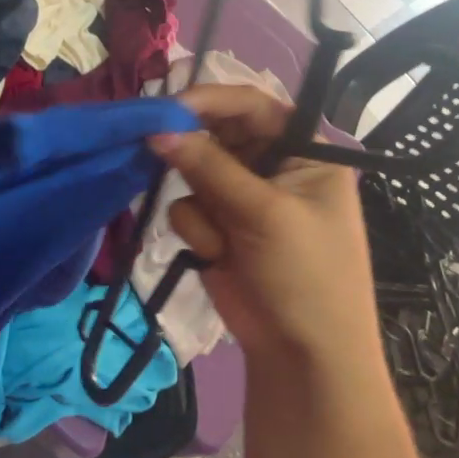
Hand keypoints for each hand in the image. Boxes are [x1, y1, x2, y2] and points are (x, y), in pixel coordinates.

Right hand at [151, 85, 379, 364]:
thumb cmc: (305, 277)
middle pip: (215, 133)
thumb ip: (208, 166)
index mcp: (305, 154)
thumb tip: (155, 128)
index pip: (252, 105)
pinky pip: (184, 205)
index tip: (165, 107)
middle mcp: (272, 166)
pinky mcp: (216, 225)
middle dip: (190, 149)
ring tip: (218, 237)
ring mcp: (241, 196)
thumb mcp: (264, 214)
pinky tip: (215, 255)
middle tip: (153, 148)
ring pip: (191, 170)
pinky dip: (194, 230)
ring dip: (197, 201)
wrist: (302, 356)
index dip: (209, 101)